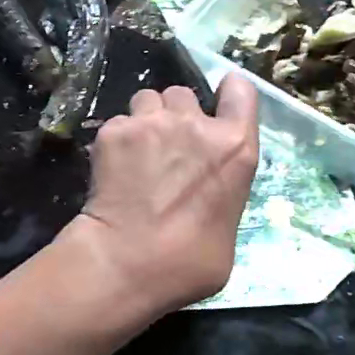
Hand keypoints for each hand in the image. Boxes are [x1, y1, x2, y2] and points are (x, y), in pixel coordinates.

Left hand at [54, 75, 260, 320]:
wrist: (127, 265)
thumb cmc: (190, 262)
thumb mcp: (229, 227)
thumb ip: (223, 191)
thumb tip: (207, 195)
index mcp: (235, 148)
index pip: (241, 90)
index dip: (228, 95)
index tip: (219, 107)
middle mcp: (196, 124)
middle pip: (186, 94)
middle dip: (178, 114)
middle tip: (168, 146)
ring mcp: (152, 123)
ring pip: (148, 100)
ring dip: (146, 120)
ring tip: (138, 151)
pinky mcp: (113, 132)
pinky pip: (118, 123)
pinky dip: (117, 140)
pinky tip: (113, 168)